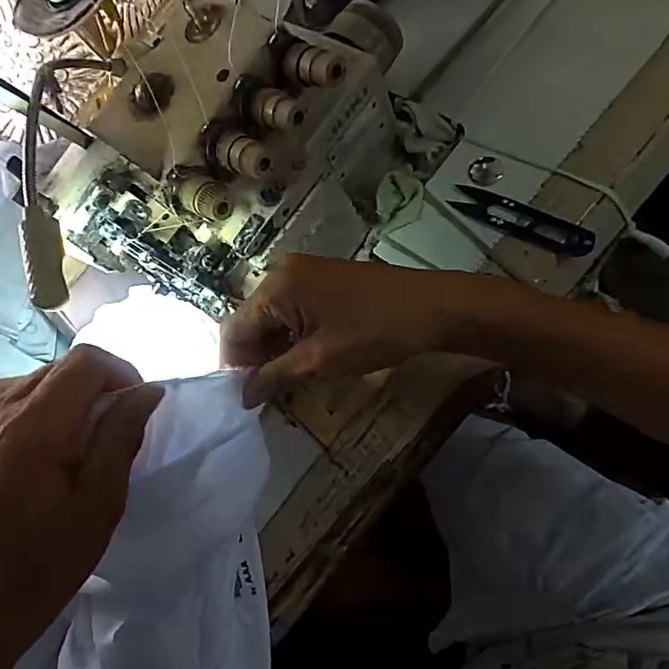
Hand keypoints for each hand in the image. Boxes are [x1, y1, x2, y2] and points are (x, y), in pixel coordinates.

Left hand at [0, 345, 163, 668]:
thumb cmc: (41, 571)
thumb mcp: (97, 510)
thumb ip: (121, 439)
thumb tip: (146, 391)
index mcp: (30, 431)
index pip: (84, 362)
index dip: (121, 373)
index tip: (136, 407)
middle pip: (59, 367)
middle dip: (98, 386)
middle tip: (115, 430)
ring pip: (34, 379)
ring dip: (68, 396)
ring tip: (81, 441)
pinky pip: (8, 398)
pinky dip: (38, 406)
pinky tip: (45, 444)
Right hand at [222, 254, 472, 406]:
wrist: (435, 306)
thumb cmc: (375, 332)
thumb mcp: (320, 360)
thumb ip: (274, 376)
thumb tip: (243, 397)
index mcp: (276, 286)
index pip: (234, 328)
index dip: (234, 365)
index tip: (244, 396)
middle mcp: (282, 272)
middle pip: (251, 320)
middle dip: (254, 357)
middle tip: (267, 392)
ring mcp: (304, 271)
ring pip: (272, 316)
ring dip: (274, 348)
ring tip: (287, 379)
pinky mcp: (322, 277)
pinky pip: (292, 308)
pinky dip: (292, 334)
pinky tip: (305, 357)